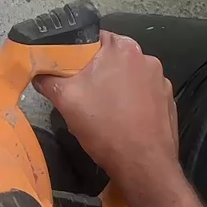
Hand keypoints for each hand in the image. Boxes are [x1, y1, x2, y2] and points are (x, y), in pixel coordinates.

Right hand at [33, 31, 179, 191]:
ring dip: (116, 86)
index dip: (78, 53)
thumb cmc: (105, 127)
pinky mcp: (169, 102)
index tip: (69, 70)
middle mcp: (146, 58)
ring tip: (103, 110)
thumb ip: (48, 79)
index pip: (93, 38)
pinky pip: (144, 94)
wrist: (144, 168)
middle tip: (82, 92)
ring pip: (128, 76)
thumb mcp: (66, 100)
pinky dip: (133, 102)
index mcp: (122, 48)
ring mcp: (161, 81)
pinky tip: (123, 121)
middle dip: (97, 71)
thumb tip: (37, 74)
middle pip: (112, 57)